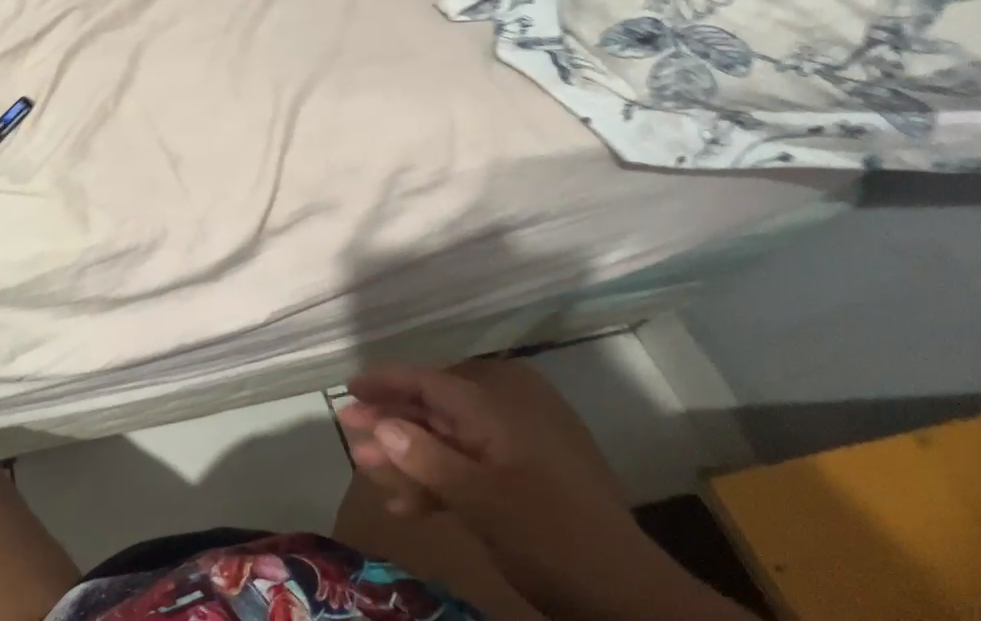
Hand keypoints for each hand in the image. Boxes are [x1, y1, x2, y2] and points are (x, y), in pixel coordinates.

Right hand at [336, 363, 736, 620]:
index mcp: (501, 410)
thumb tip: (383, 424)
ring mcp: (522, 451)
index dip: (387, 382)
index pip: (431, 381)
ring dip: (409, 454)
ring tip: (367, 471)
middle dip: (392, 420)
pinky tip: (408, 506)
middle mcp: (510, 418)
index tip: (348, 388)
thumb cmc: (551, 537)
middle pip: (438, 407)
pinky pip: (471, 466)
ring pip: (451, 439)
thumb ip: (427, 459)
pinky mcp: (528, 482)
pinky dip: (439, 481)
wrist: (631, 597)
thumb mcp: (481, 499)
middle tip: (349, 429)